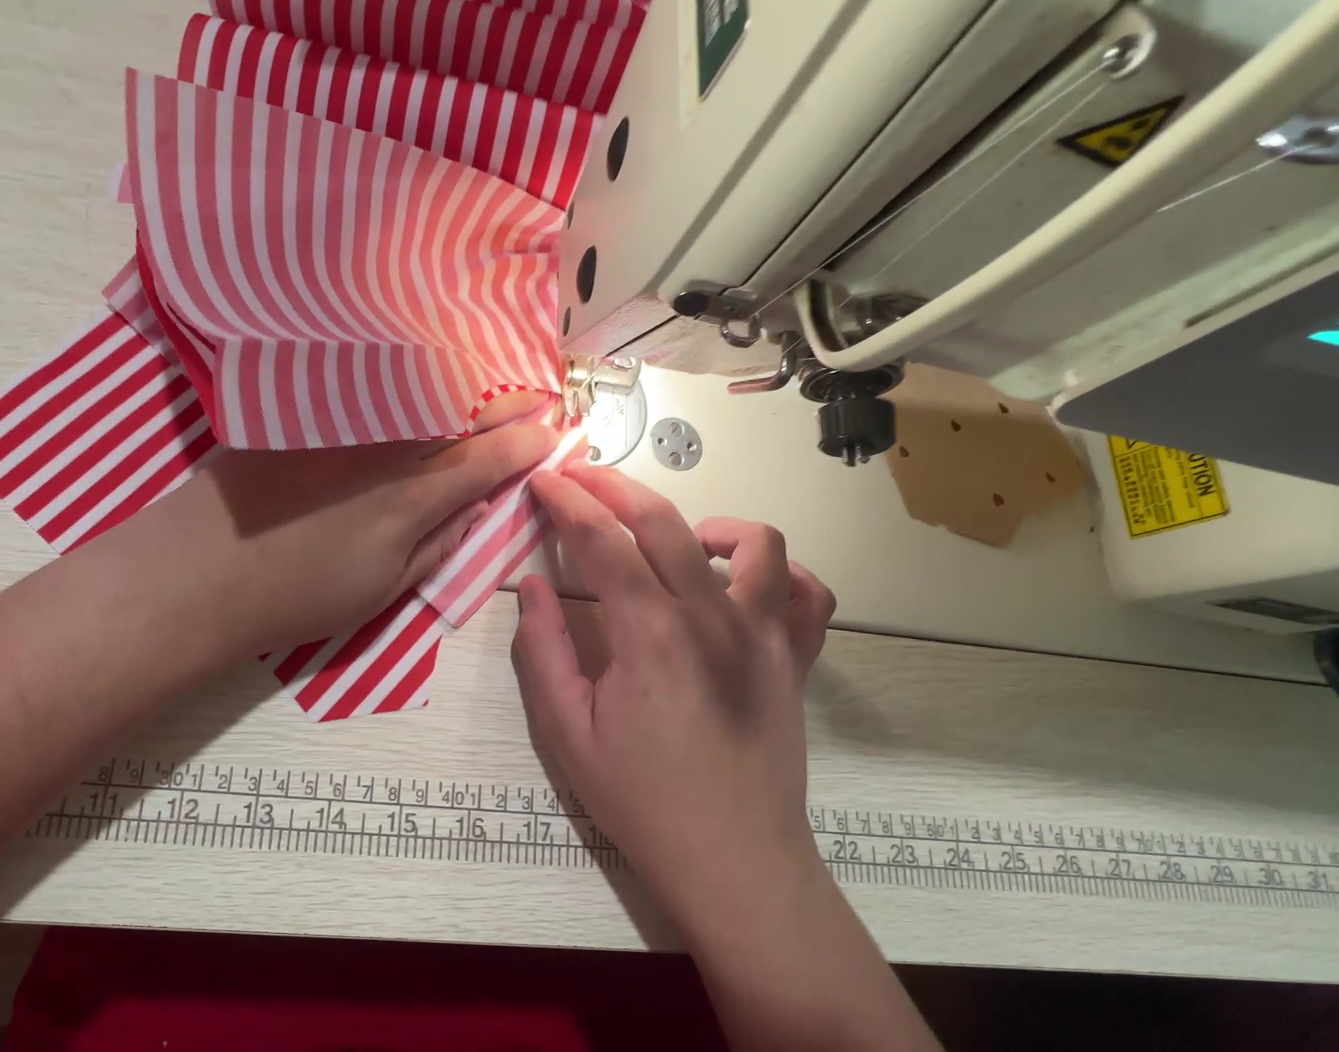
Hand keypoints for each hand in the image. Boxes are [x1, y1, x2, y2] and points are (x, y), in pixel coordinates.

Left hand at [119, 413, 558, 658]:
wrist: (201, 569)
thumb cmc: (299, 593)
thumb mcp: (384, 587)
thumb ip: (440, 542)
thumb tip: (484, 507)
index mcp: (418, 491)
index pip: (495, 455)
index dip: (531, 441)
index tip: (555, 432)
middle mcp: (392, 439)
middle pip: (467, 408)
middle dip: (510, 399)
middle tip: (537, 395)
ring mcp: (349, 415)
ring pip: (423, 386)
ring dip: (466, 381)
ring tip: (490, 379)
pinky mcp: (307, 402)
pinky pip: (374, 378)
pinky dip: (409, 375)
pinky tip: (418, 371)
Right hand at [511, 464, 835, 917]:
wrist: (733, 862)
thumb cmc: (641, 801)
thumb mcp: (567, 734)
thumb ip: (542, 652)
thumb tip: (530, 587)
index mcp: (649, 634)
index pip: (601, 541)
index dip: (566, 502)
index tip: (543, 479)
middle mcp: (713, 617)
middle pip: (664, 521)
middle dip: (614, 486)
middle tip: (580, 477)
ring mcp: (764, 635)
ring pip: (754, 541)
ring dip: (706, 522)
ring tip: (674, 540)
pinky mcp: (795, 658)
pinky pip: (807, 593)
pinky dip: (779, 573)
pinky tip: (743, 584)